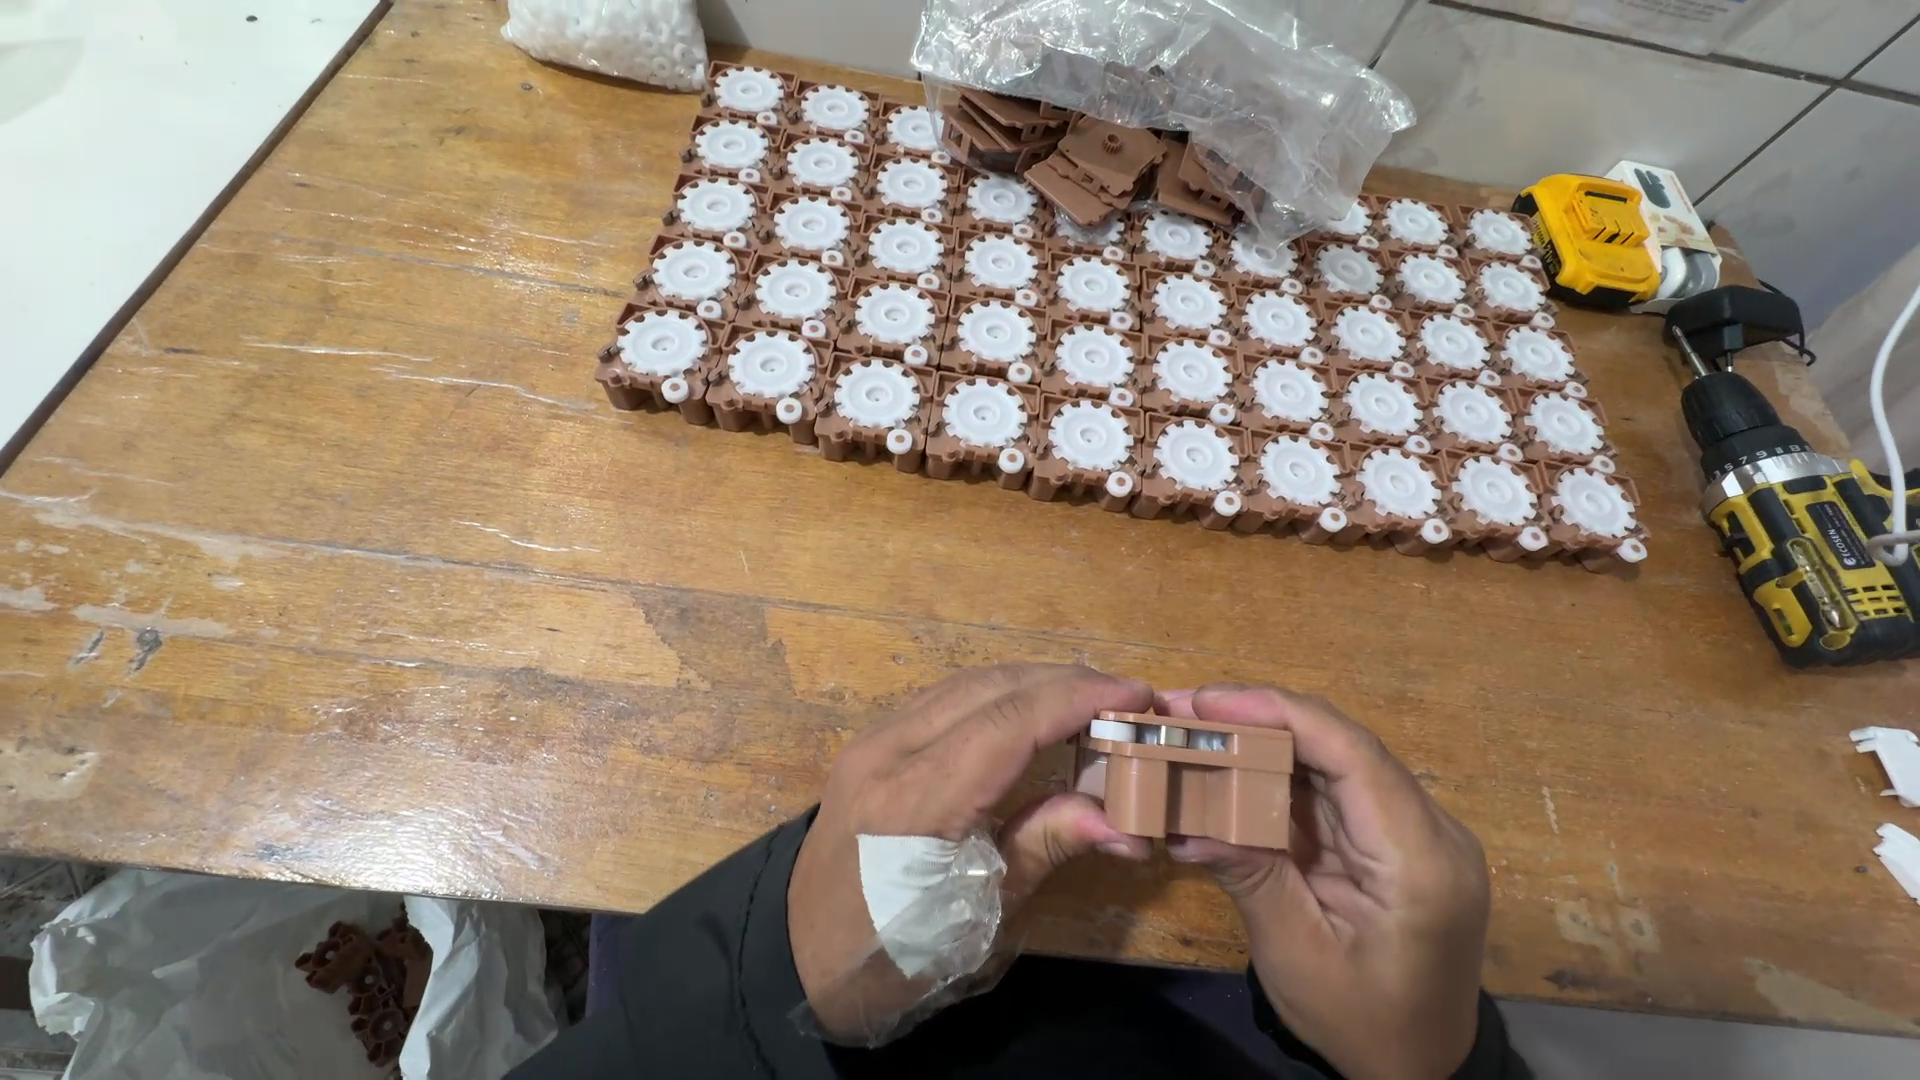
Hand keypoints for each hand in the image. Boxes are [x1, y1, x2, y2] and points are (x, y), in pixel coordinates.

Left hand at [788, 665, 1153, 1039]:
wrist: (800, 954)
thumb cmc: (894, 953)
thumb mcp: (977, 919)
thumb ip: (1043, 849)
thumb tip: (1123, 823)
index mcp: (914, 802)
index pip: (1007, 723)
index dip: (1076, 699)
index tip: (1135, 695)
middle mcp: (889, 751)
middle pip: (990, 688)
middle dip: (1065, 682)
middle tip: (1126, 696)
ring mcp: (874, 739)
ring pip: (968, 683)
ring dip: (1034, 681)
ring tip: (1092, 696)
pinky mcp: (872, 740)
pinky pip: (947, 696)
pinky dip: (1000, 692)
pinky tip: (1032, 707)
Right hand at [1161, 685, 1489, 1079]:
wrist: (1421, 1068)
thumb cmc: (1363, 1022)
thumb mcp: (1295, 953)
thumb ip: (1248, 874)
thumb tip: (1182, 824)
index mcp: (1419, 859)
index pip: (1351, 754)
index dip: (1278, 712)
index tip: (1208, 701)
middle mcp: (1427, 829)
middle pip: (1340, 745)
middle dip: (1259, 716)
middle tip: (1185, 708)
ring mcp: (1412, 829)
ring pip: (1331, 757)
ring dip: (1262, 737)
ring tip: (1195, 726)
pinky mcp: (1389, 835)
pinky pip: (1329, 784)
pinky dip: (1275, 769)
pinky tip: (1230, 761)